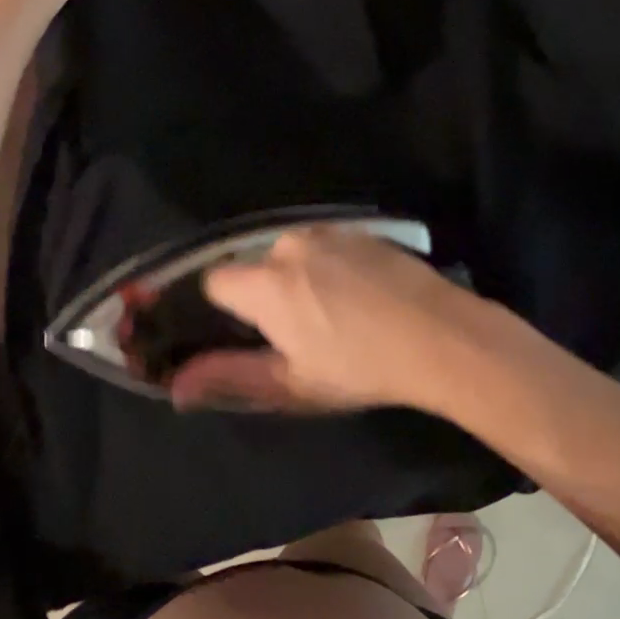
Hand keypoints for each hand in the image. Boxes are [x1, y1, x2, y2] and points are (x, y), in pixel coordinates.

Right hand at [169, 229, 480, 414]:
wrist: (443, 337)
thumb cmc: (360, 368)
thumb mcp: (291, 383)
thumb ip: (228, 376)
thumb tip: (175, 386)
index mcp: (264, 282)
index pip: (213, 282)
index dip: (222, 309)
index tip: (245, 334)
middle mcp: (287, 245)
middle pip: (254, 268)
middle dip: (264, 297)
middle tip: (296, 335)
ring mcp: (327, 233)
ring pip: (289, 256)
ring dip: (297, 280)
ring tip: (333, 316)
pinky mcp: (360, 232)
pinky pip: (324, 248)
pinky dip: (328, 268)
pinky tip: (358, 298)